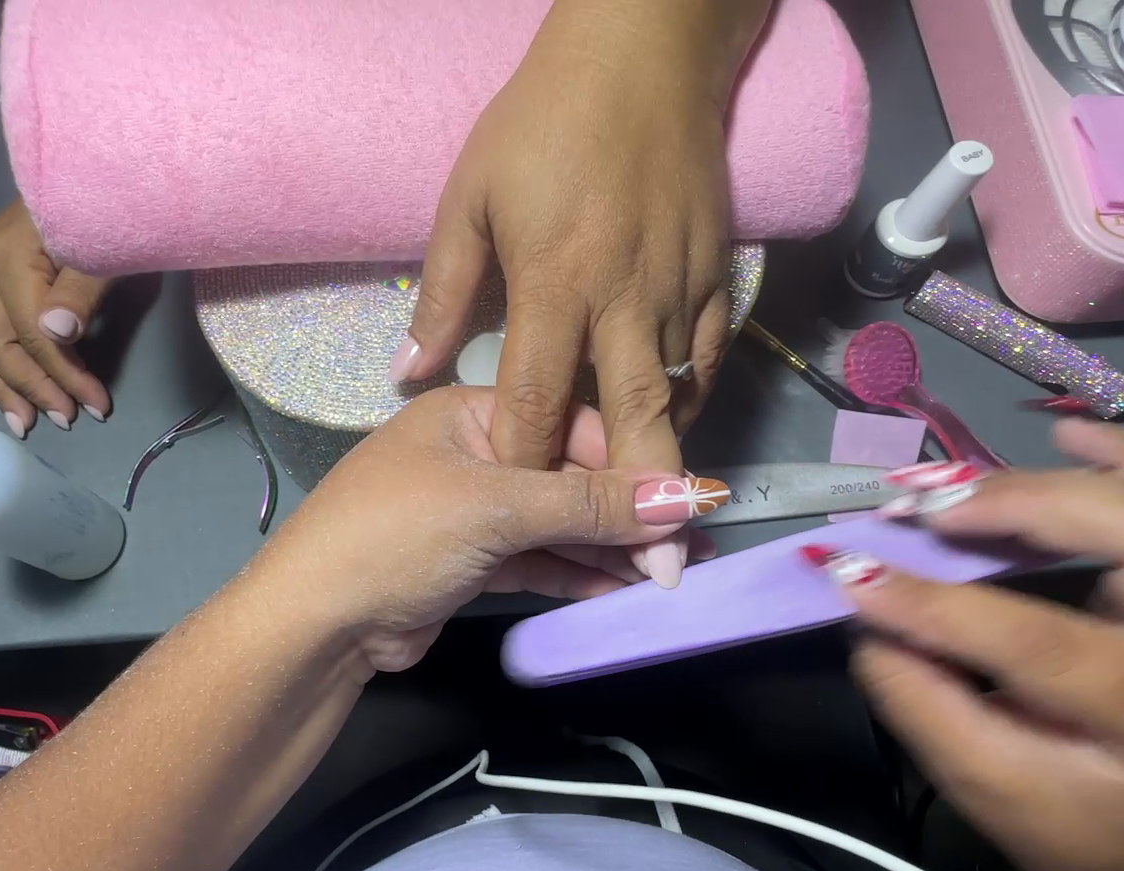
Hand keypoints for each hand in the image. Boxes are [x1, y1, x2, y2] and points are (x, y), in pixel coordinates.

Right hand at [0, 199, 114, 437]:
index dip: (63, 376)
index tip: (95, 407)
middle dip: (29, 388)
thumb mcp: (103, 249)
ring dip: (5, 385)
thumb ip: (80, 291)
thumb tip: (55, 336)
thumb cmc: (104, 206)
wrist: (96, 168)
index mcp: (7, 259)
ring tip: (24, 422)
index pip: (31, 336)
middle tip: (62, 422)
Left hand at [254, 386, 726, 672]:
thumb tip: (686, 497)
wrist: (317, 623)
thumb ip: (589, 503)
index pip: (572, 424)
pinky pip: (539, 559)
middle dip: (626, 514)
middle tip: (685, 551)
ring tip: (667, 576)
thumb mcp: (494, 508)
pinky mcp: (474, 561)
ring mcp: (475, 511)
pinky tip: (620, 588)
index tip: (685, 506)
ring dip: (608, 549)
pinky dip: (576, 574)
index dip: (631, 467)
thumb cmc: (397, 537)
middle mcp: (477, 454)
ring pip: (558, 524)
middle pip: (570, 476)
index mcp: (472, 413)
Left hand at [394, 2, 757, 587]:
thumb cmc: (540, 124)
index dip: (539, 471)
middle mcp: (622, 299)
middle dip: (641, 498)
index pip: (541, 404)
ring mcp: (678, 287)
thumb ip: (443, 296)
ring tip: (668, 517)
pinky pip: (709, 356)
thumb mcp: (467, 201)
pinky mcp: (716, 273)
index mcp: (555, 286)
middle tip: (660, 566)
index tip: (539, 527)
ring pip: (675, 395)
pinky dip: (694, 399)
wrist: (647, 42)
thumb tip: (407, 370)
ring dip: (669, 458)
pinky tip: (678, 429)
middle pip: (629, 419)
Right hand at [811, 422, 1123, 870]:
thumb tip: (862, 599)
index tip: (847, 571)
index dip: (938, 605)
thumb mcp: (973, 779)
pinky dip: (1118, 457)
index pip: (1049, 647)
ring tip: (948, 487)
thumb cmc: (1057, 820)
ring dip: (1045, 483)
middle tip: (926, 511)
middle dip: (1029, 508)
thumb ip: (912, 689)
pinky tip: (1062, 430)